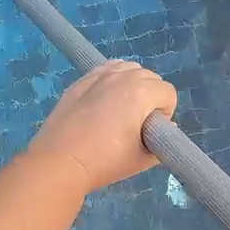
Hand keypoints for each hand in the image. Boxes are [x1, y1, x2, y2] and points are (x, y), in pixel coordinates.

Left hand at [23, 60, 177, 194]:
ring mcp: (98, 75)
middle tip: (137, 122)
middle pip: (150, 77)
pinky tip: (105, 99)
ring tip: (122, 109)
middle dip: (151, 97)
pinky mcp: (80, 80)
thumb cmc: (105, 161)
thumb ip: (162, 139)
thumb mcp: (143, 157)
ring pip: (128, 68)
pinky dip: (112, 78)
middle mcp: (121, 76)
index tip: (151, 130)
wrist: (61, 160)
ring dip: (133, 84)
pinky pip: (106, 69)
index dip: (165, 112)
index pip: (168, 92)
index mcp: (140, 92)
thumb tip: (164, 125)